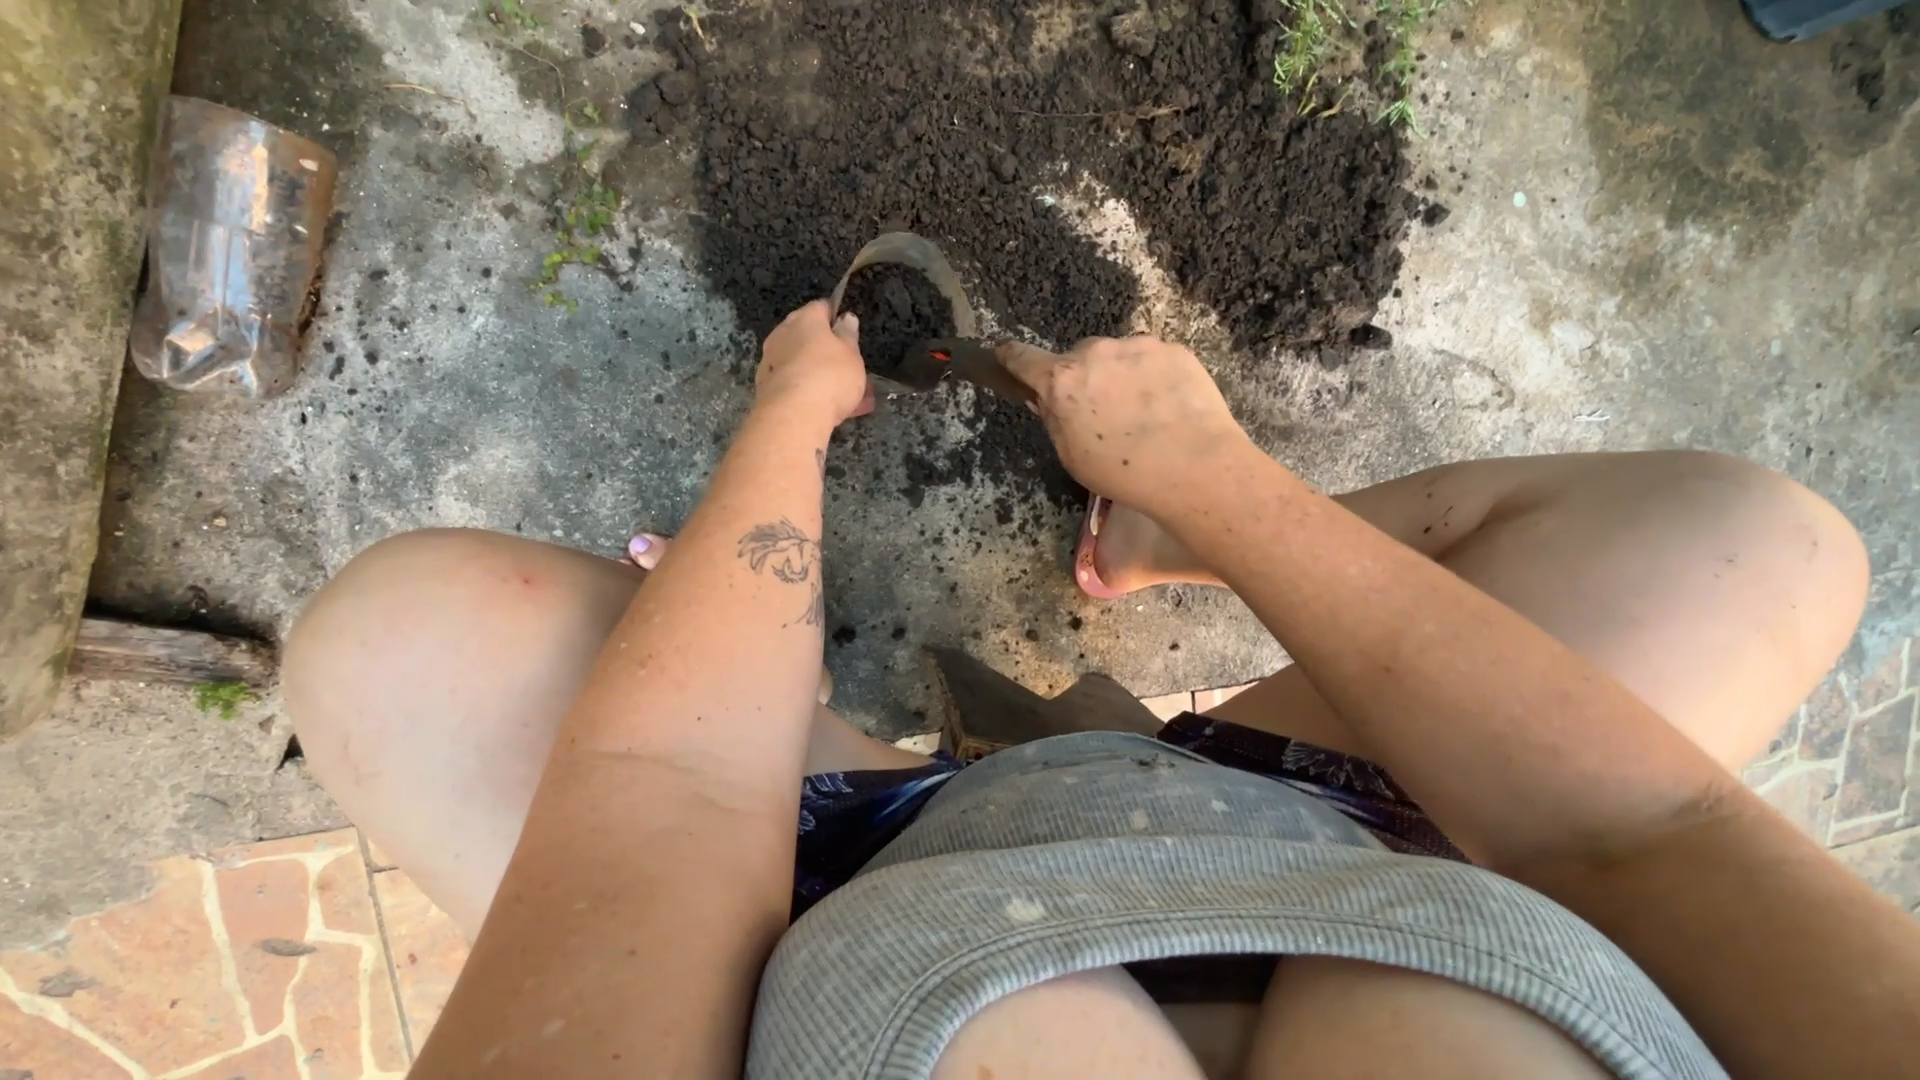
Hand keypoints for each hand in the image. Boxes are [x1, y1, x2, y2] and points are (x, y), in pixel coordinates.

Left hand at [755, 301, 874, 425]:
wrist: (793, 415)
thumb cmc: (829, 375)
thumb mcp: (851, 353)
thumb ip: (849, 335)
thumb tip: (846, 319)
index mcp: (804, 319)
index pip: (821, 307)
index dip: (837, 316)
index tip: (850, 330)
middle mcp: (783, 335)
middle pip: (810, 339)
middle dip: (831, 352)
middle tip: (853, 368)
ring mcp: (772, 363)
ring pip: (805, 366)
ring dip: (825, 377)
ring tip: (854, 397)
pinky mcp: (768, 390)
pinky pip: (798, 386)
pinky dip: (814, 394)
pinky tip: (835, 410)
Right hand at [999, 336, 1252, 517]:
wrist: (1196, 467)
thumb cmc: (1126, 473)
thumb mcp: (1073, 457)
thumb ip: (1055, 420)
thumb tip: (1047, 399)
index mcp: (1062, 382)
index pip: (1022, 358)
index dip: (1011, 357)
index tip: (1006, 355)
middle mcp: (1096, 353)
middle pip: (1078, 358)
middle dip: (1084, 378)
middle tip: (1102, 414)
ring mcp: (1138, 346)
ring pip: (1118, 357)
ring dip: (1120, 376)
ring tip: (1143, 416)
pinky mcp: (1173, 349)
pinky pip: (1152, 359)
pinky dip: (1153, 378)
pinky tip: (1167, 408)